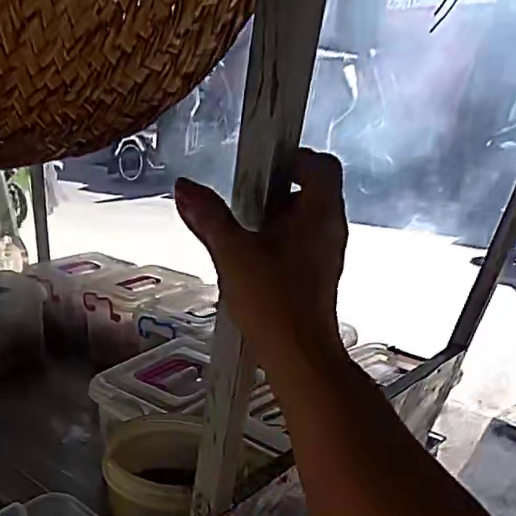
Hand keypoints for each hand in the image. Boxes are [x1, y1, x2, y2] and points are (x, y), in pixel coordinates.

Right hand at [174, 149, 349, 372]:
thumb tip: (184, 187)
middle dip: (274, 196)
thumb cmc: (272, 300)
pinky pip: (299, 251)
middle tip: (242, 210)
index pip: (318, 164)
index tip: (259, 172)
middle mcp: (331, 229)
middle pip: (309, 194)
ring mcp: (327, 257)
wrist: (298, 355)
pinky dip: (277, 250)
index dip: (290, 160)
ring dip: (274, 226)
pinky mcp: (318, 280)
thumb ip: (209, 218)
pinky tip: (251, 271)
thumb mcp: (232, 254)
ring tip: (241, 243)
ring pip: (303, 225)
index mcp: (320, 211)